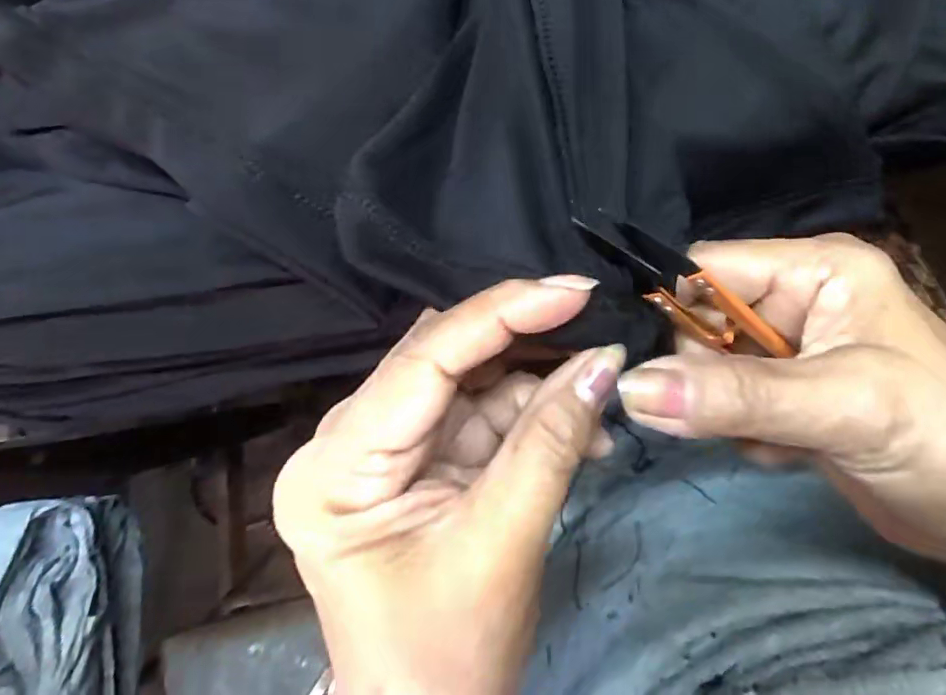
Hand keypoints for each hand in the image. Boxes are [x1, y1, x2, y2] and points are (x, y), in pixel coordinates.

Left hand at [273, 277, 624, 693]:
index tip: (575, 290)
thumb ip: (553, 441)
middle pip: (450, 355)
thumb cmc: (446, 654)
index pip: (425, 358)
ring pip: (479, 375)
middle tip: (596, 320)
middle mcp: (354, 439)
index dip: (504, 312)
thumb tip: (607, 357)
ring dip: (545, 379)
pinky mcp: (432, 454)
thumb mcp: (503, 544)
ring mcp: (395, 444)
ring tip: (603, 392)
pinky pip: (494, 408)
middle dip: (528, 337)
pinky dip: (543, 410)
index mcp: (339, 464)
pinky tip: (587, 428)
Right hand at [615, 234, 945, 604]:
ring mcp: (801, 353)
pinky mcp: (801, 400)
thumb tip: (630, 386)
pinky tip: (791, 456)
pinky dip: (747, 434)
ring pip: (717, 368)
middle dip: (700, 370)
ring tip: (775, 440)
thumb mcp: (843, 406)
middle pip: (707, 319)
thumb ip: (737, 395)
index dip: (670, 305)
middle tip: (717, 418)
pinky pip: (739, 405)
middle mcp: (804, 299)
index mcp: (819, 268)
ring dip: (726, 410)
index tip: (633, 360)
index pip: (713, 267)